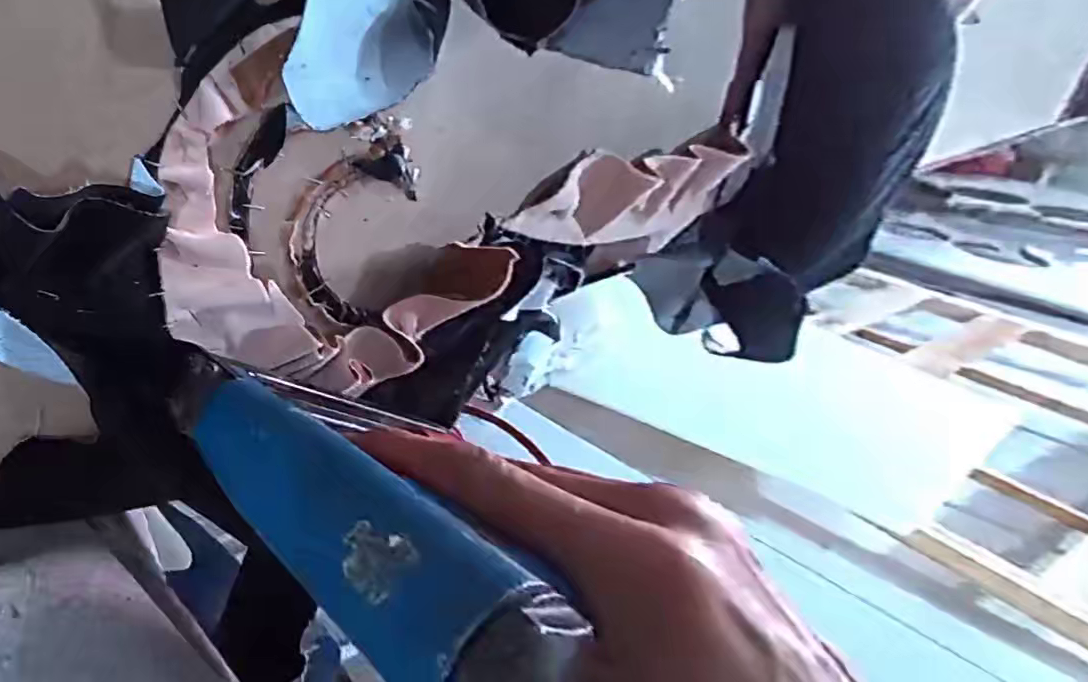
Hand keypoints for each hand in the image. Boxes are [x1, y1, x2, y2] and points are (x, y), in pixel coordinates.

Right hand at [357, 430, 855, 681]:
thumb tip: (421, 621)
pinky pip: (613, 519)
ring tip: (462, 531)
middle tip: (402, 499)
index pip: (499, 486)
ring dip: (512, 514)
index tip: (365, 443)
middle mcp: (678, 518)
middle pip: (533, 484)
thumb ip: (502, 644)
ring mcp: (708, 527)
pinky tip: (543, 561)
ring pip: (573, 498)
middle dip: (462, 490)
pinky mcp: (722, 548)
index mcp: (646, 557)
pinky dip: (563, 532)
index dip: (422, 462)